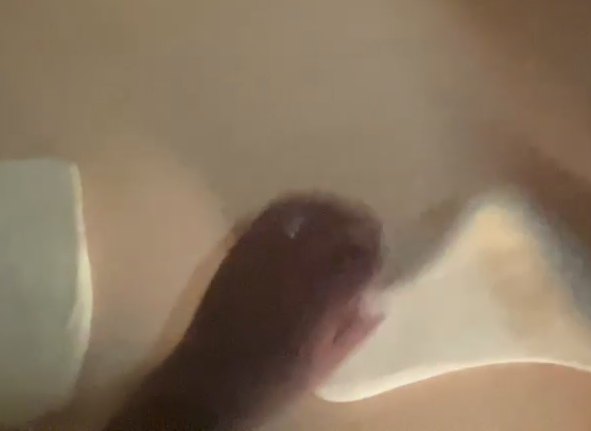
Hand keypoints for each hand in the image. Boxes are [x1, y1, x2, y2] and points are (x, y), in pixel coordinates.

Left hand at [115, 193, 383, 429]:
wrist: (210, 385)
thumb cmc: (271, 381)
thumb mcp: (322, 366)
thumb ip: (353, 330)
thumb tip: (376, 301)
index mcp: (323, 298)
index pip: (362, 259)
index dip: (376, 253)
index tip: (380, 256)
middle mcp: (298, 266)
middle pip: (338, 224)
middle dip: (359, 223)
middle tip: (367, 229)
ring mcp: (267, 252)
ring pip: (307, 210)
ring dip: (329, 208)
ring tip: (338, 214)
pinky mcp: (243, 247)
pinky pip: (272, 212)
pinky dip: (293, 206)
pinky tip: (302, 213)